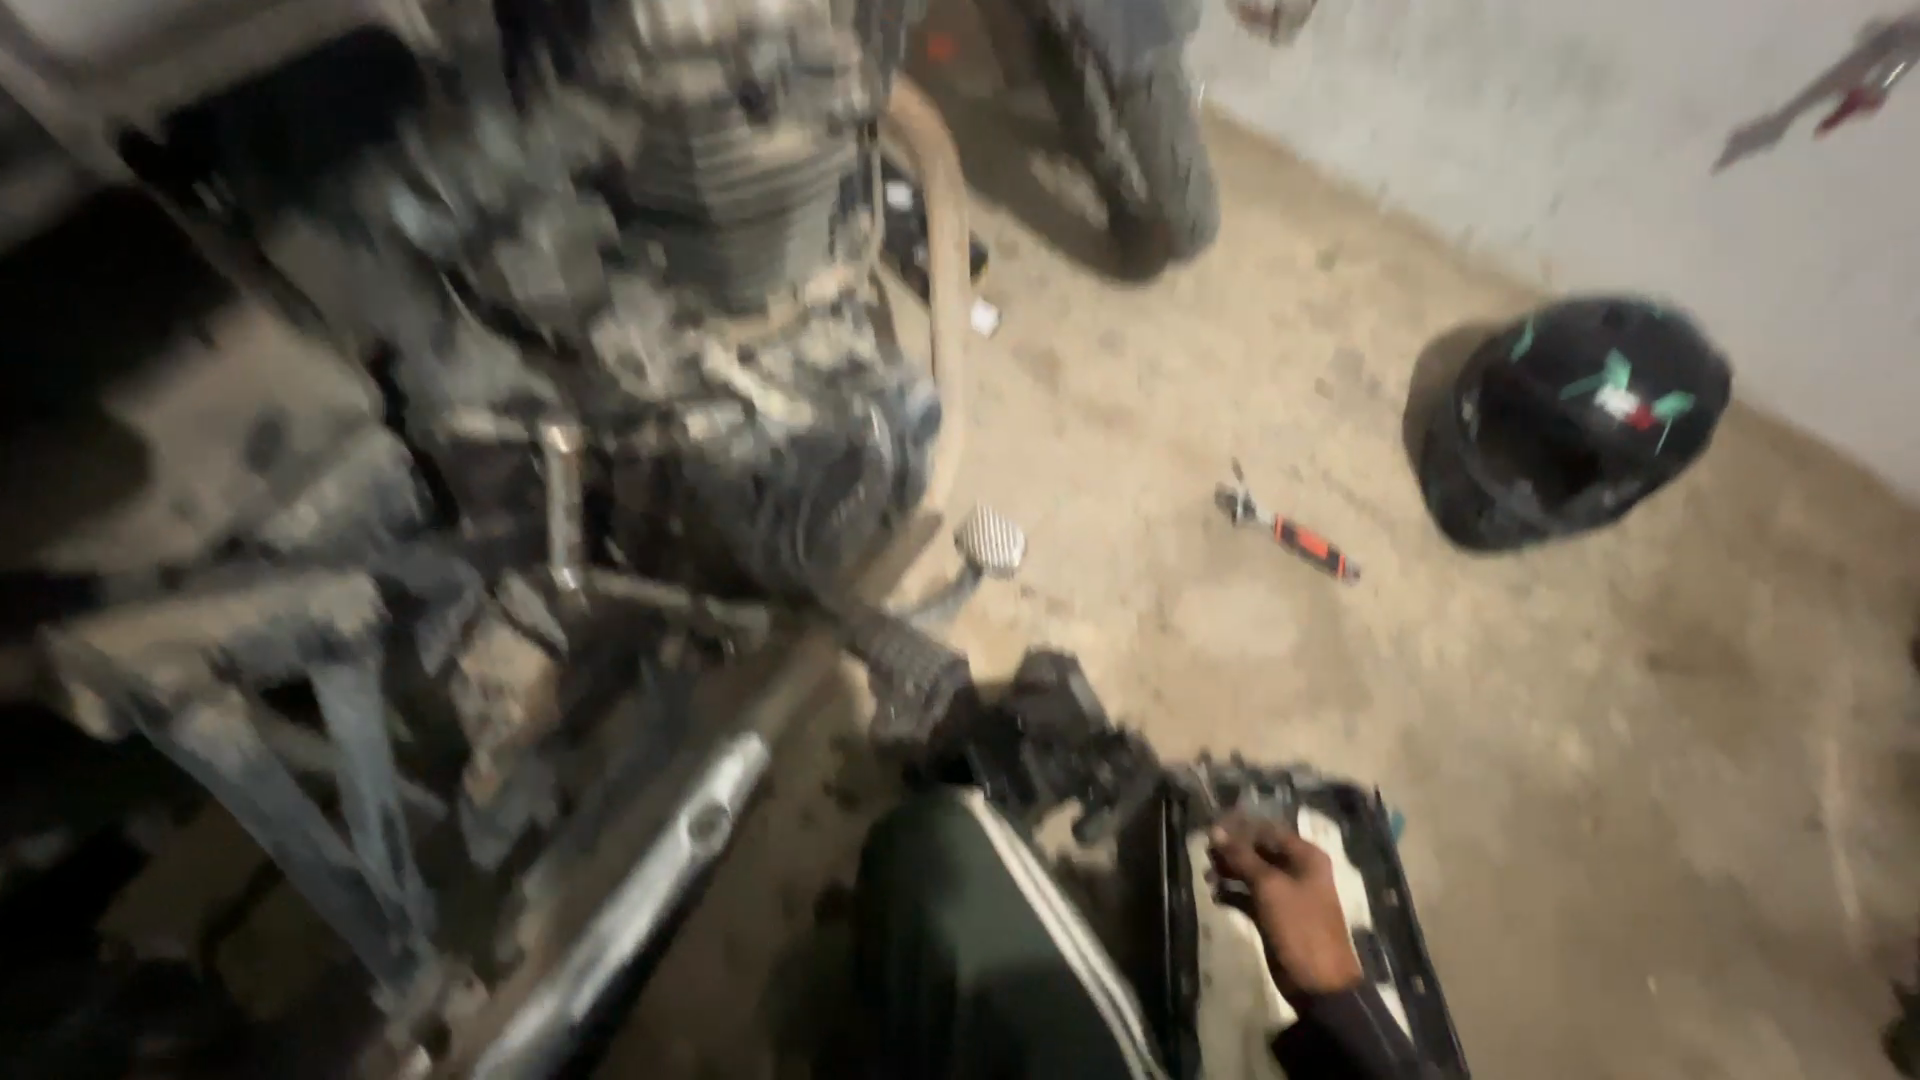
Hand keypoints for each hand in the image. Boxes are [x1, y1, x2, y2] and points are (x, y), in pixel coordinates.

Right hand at [1209, 816, 1362, 996]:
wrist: (1319, 984)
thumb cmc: (1299, 927)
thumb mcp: (1269, 887)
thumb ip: (1241, 856)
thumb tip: (1214, 831)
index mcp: (1304, 857)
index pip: (1266, 830)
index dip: (1238, 828)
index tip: (1210, 831)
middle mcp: (1296, 870)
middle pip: (1256, 850)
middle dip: (1230, 852)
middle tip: (1206, 856)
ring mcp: (1284, 894)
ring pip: (1249, 872)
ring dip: (1228, 872)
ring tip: (1208, 878)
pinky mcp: (1272, 914)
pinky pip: (1247, 895)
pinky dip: (1232, 894)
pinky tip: (1216, 898)